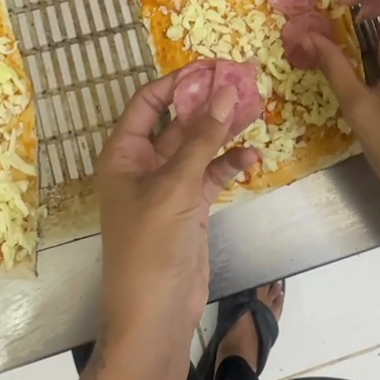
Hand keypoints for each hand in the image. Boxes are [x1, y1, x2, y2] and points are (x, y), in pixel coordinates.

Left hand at [95, 70, 259, 344]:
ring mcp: (168, 186)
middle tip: (242, 81)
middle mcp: (143, 164)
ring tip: (256, 109)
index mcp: (123, 153)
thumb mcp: (174, 186)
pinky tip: (252, 156)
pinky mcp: (190, 207)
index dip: (177, 82)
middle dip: (207, 103)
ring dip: (223, 131)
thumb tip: (225, 91)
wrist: (155, 313)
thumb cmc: (150, 244)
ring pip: (198, 147)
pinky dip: (229, 164)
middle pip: (176, 121)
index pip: (148, 102)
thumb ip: (202, 138)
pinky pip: (210, 175)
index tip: (212, 67)